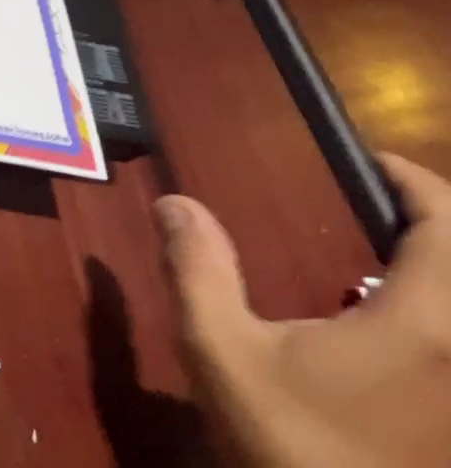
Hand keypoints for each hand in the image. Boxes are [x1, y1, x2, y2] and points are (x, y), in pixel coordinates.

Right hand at [158, 154, 450, 467]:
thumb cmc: (289, 438)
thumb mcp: (222, 349)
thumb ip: (199, 269)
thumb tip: (176, 201)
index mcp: (428, 324)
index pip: (449, 230)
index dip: (420, 186)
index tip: (375, 160)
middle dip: (441, 226)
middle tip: (385, 206)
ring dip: (443, 271)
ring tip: (393, 261)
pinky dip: (438, 308)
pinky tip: (400, 325)